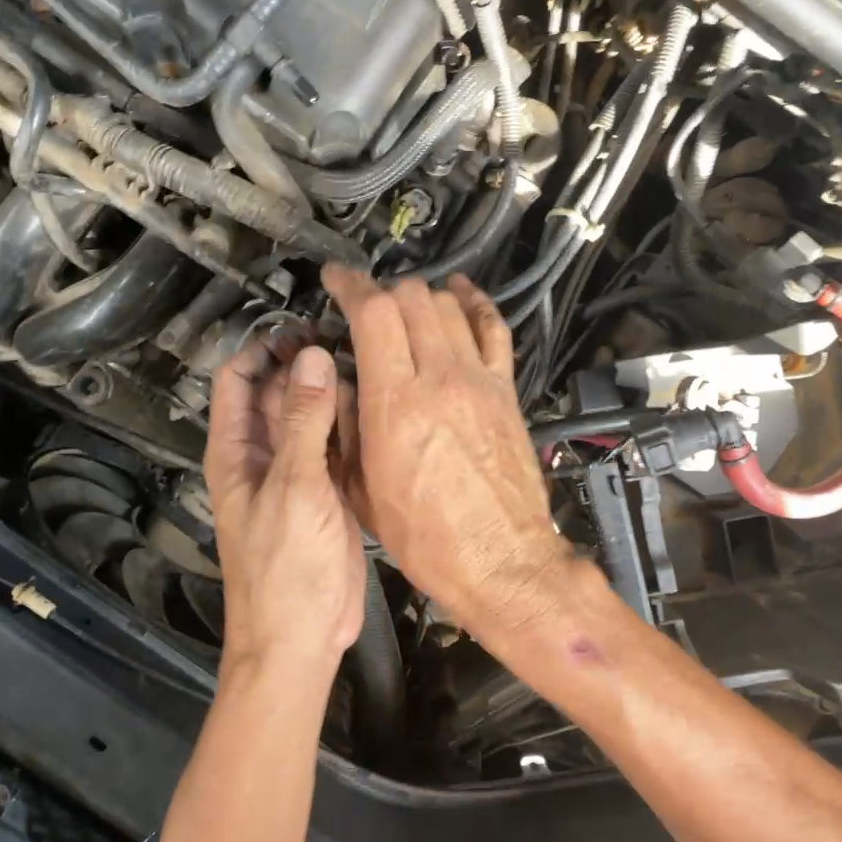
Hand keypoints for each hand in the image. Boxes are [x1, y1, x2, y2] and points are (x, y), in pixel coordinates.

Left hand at [204, 333, 364, 664]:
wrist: (301, 640)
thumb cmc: (285, 567)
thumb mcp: (295, 488)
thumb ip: (304, 421)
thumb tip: (313, 355)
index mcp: (236, 451)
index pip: (237, 379)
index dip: (264, 348)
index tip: (306, 328)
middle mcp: (262, 455)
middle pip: (275, 393)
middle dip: (304, 364)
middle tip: (349, 340)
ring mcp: (297, 475)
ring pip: (309, 417)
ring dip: (330, 393)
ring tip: (369, 367)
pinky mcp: (326, 494)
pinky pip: (334, 447)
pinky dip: (349, 426)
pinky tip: (376, 409)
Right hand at [321, 265, 572, 637]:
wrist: (500, 562)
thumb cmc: (427, 539)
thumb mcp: (362, 491)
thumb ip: (345, 429)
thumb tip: (338, 387)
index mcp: (395, 404)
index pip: (373, 313)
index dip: (351, 286)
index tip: (336, 279)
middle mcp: (439, 379)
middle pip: (412, 299)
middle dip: (382, 293)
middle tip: (366, 306)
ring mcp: (478, 381)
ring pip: (449, 307)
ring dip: (422, 298)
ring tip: (404, 307)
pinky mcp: (505, 391)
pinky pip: (494, 329)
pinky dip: (476, 303)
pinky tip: (462, 291)